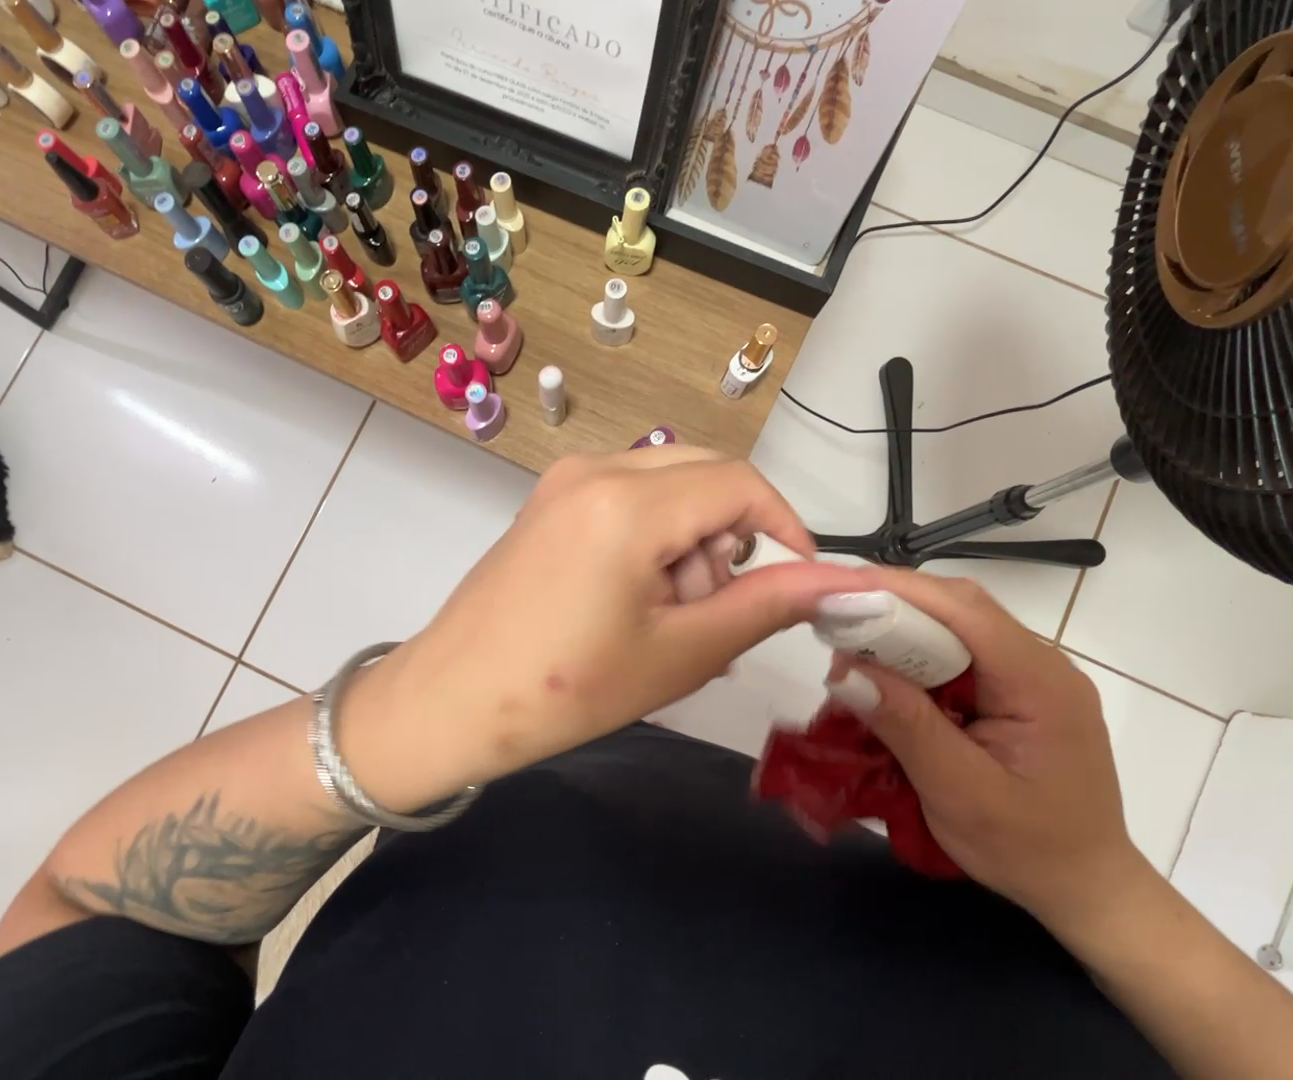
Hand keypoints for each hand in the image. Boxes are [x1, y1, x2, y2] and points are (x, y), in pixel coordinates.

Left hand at [343, 447, 879, 806]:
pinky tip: (634, 601)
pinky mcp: (548, 501)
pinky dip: (653, 539)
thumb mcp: (680, 652)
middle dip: (729, 537)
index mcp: (627, 502)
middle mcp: (595, 469)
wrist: (451, 702)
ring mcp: (564, 481)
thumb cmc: (566, 690)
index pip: (740, 483)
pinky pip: (628, 497)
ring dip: (690, 542)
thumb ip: (766, 605)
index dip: (786, 526)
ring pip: (668, 485)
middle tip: (712, 613)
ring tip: (665, 621)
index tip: (799, 581)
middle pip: (704, 475)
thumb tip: (841, 580)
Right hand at [826, 572, 1149, 930]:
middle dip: (894, 604)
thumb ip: (907, 725)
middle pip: (962, 608)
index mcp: (1039, 683)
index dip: (899, 592)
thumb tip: (844, 670)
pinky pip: (962, 653)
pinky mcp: (1017, 693)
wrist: (1085, 887)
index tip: (837, 593)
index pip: (964, 611)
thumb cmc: (1027, 848)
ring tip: (848, 640)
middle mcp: (1043, 665)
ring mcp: (1033, 677)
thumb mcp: (959, 793)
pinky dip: (917, 653)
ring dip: (902, 627)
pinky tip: (886, 671)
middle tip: (832, 616)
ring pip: (959, 626)